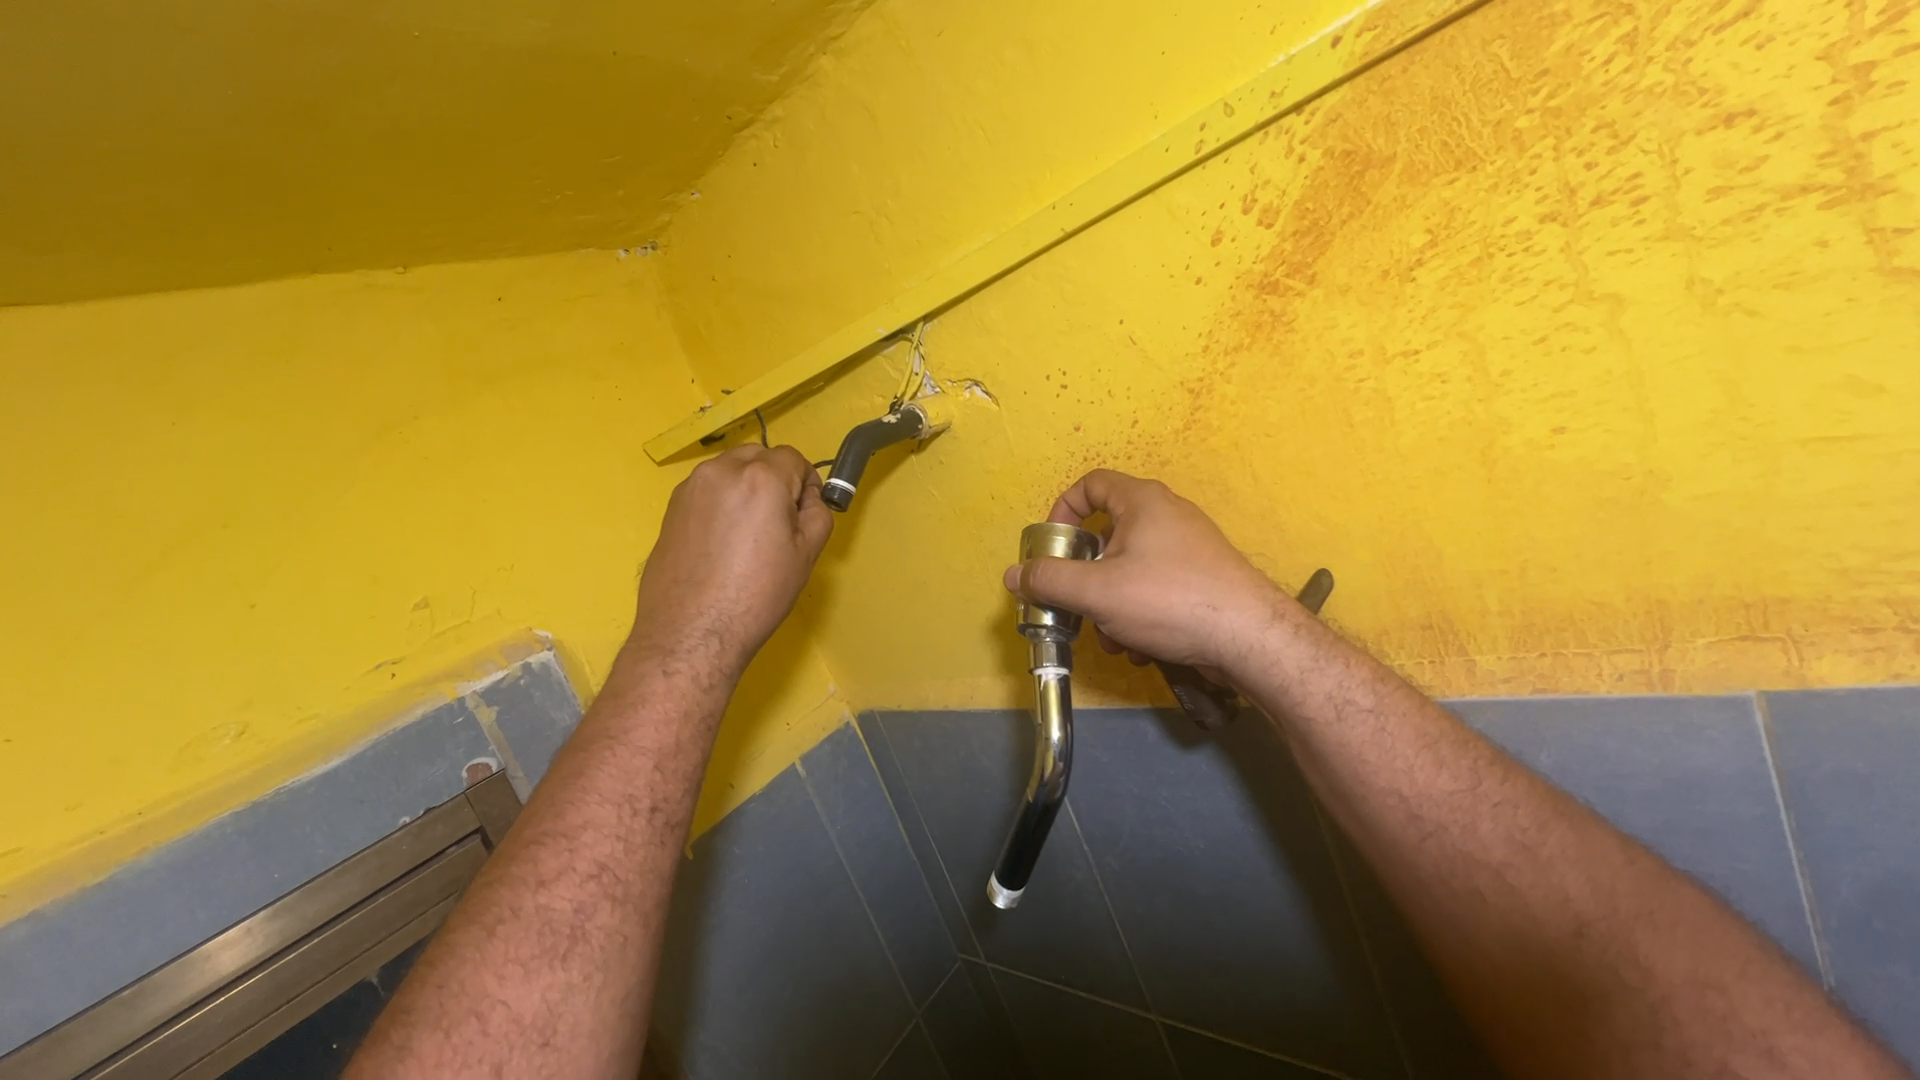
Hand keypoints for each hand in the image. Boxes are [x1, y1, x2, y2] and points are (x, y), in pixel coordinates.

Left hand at [631, 445, 833, 678]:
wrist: (692, 631)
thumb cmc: (757, 594)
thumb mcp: (806, 554)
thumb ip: (817, 513)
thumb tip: (808, 499)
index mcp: (761, 478)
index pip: (793, 458)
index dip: (805, 483)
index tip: (804, 512)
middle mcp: (722, 471)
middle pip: (758, 457)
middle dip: (774, 478)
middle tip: (778, 522)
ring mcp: (691, 488)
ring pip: (730, 471)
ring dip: (745, 488)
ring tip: (748, 535)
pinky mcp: (671, 508)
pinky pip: (707, 491)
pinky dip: (721, 503)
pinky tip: (722, 543)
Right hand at [1004, 469, 1292, 679]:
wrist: (1250, 637)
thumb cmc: (1168, 599)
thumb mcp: (1098, 591)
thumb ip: (1050, 581)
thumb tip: (1013, 575)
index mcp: (1142, 502)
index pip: (1092, 484)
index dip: (1063, 510)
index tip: (1052, 547)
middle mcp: (1167, 515)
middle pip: (1107, 535)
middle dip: (1086, 577)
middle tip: (1077, 604)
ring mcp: (1188, 548)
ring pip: (1129, 569)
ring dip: (1111, 605)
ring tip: (1114, 639)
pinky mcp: (1202, 579)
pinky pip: (1155, 588)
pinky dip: (1140, 614)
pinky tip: (1142, 648)